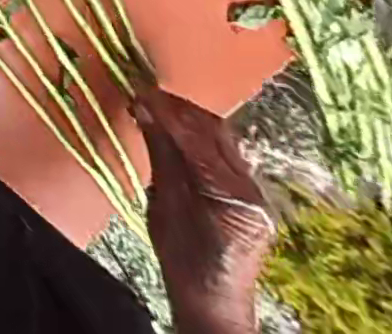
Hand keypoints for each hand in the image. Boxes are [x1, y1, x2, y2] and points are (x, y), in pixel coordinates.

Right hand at [136, 88, 273, 333]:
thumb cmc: (182, 259)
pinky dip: (195, 133)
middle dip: (178, 107)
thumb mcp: (164, 204)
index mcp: (231, 196)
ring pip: (221, 136)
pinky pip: (222, 150)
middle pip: (215, 130)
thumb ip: (160, 154)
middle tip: (142, 94)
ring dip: (187, 116)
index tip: (137, 91)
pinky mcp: (248, 190)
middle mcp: (251, 188)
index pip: (196, 138)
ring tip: (154, 105)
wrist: (214, 300)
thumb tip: (143, 110)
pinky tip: (173, 128)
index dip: (165, 110)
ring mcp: (254, 189)